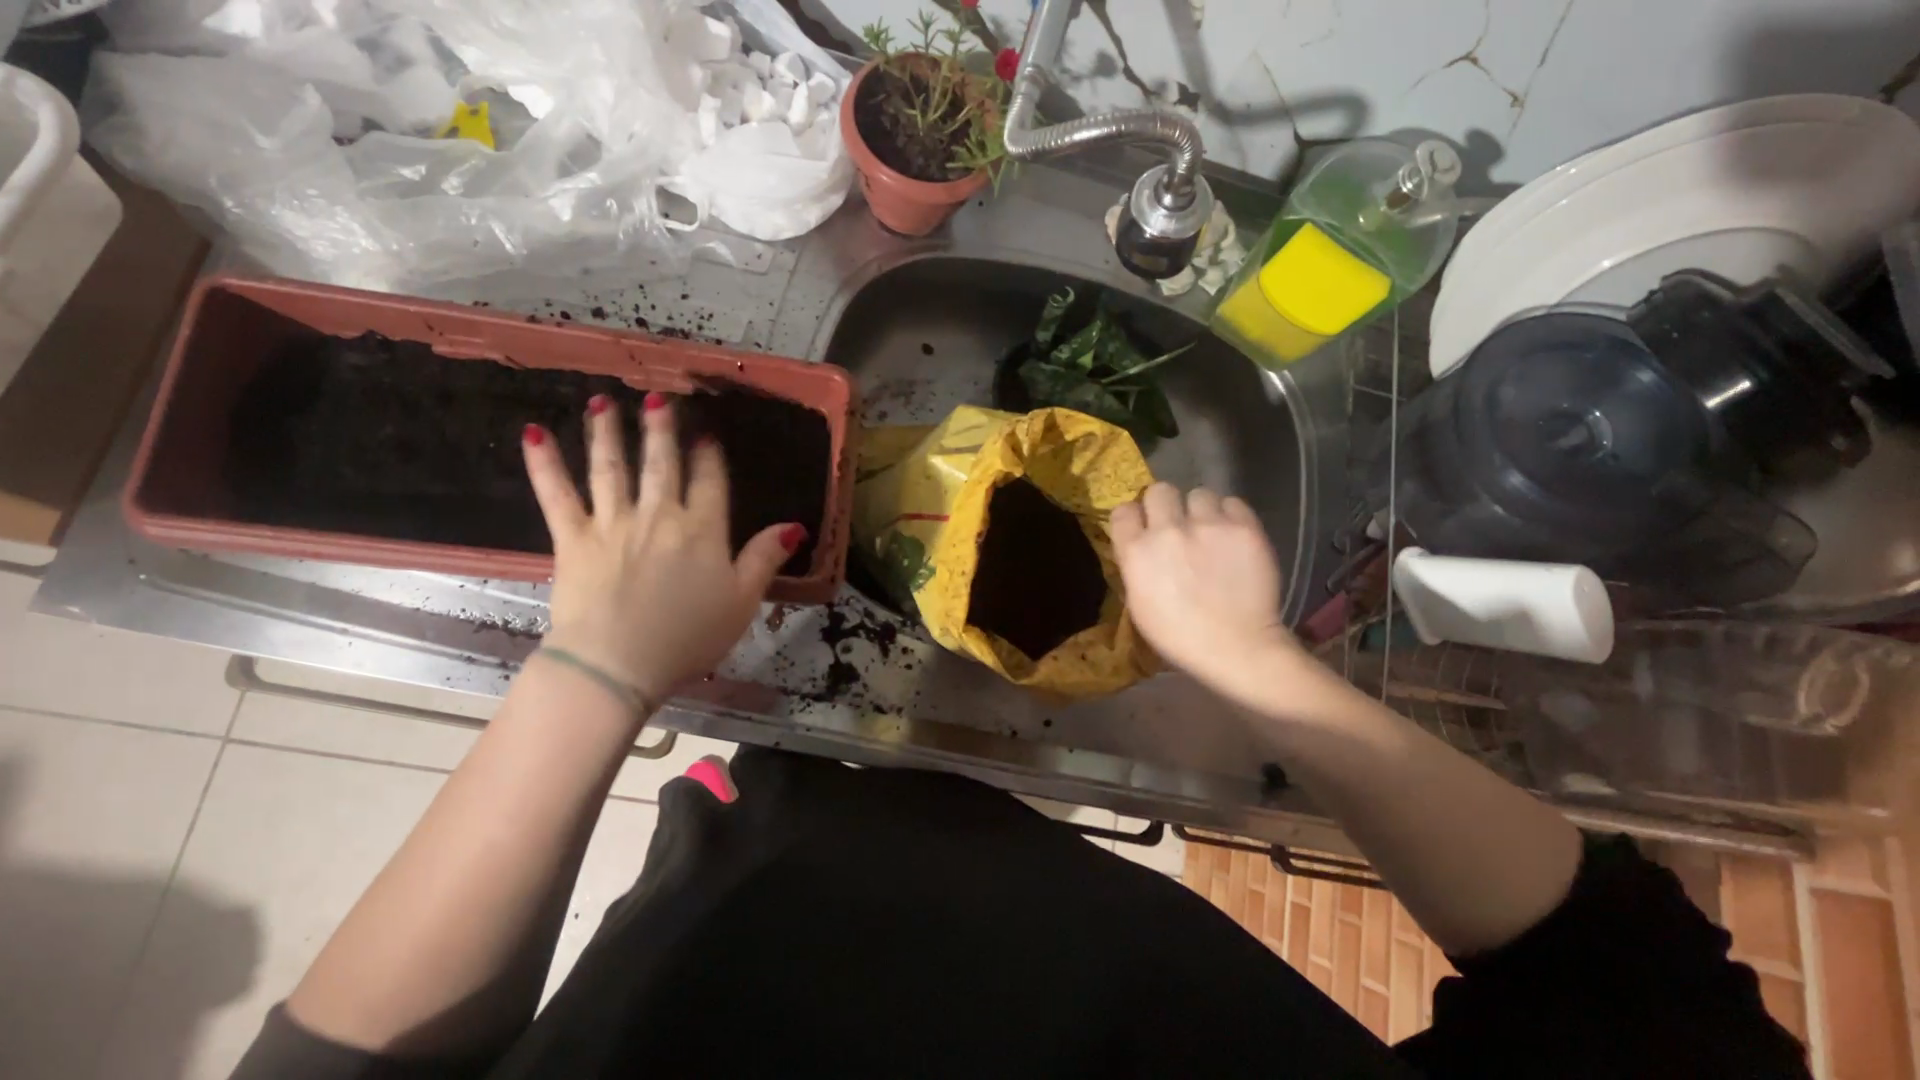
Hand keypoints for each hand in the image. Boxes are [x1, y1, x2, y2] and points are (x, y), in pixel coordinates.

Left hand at [523, 391, 803, 704]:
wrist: (618, 662)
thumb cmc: (687, 638)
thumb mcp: (742, 603)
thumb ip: (764, 560)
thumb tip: (794, 526)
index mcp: (703, 531)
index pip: (709, 481)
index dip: (708, 455)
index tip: (705, 433)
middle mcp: (658, 515)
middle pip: (661, 463)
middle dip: (660, 428)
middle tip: (656, 397)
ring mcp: (612, 523)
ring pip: (611, 467)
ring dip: (607, 432)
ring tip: (604, 402)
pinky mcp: (572, 538)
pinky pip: (557, 494)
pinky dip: (545, 463)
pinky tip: (534, 434)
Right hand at [1111, 483, 1302, 692]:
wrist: (1237, 647)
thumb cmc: (1179, 636)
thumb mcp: (1139, 604)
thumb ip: (1136, 565)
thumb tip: (1140, 544)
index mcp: (1137, 551)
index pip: (1124, 511)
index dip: (1134, 518)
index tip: (1143, 528)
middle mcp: (1168, 530)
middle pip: (1160, 490)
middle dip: (1166, 505)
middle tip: (1178, 525)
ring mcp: (1208, 525)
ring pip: (1200, 494)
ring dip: (1201, 511)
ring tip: (1211, 532)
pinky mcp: (1244, 527)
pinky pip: (1233, 503)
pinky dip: (1231, 516)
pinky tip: (1233, 537)